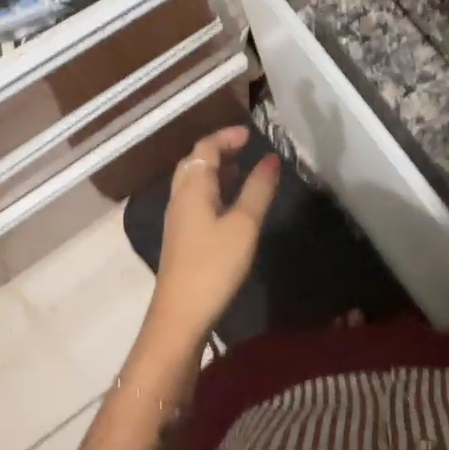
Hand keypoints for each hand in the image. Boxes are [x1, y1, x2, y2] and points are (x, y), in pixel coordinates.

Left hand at [145, 126, 278, 344]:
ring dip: (217, 170)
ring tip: (244, 171)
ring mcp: (177, 218)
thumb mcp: (244, 225)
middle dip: (220, 150)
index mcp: (193, 187)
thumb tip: (271, 158)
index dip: (227, 136)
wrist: (180, 315)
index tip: (251, 134)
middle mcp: (180, 196)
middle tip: (247, 149)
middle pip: (195, 161)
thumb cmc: (214, 265)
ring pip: (194, 181)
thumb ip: (258, 189)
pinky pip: (195, 199)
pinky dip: (214, 190)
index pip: (205, 147)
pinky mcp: (181, 237)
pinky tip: (231, 205)